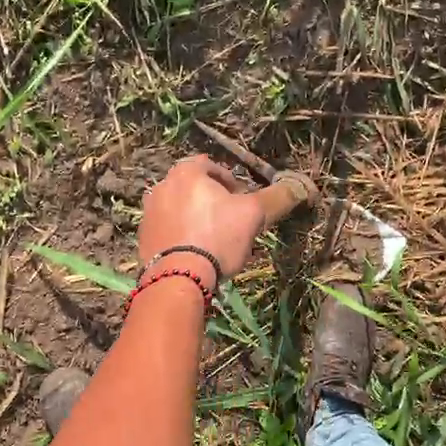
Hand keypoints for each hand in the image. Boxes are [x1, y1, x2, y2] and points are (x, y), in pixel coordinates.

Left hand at [137, 155, 265, 288]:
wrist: (177, 278)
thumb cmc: (217, 238)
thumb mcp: (253, 215)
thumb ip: (277, 197)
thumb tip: (303, 187)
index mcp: (186, 172)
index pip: (213, 166)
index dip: (232, 182)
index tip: (244, 203)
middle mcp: (162, 186)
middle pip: (195, 188)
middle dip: (213, 201)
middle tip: (231, 222)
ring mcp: (149, 212)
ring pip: (181, 209)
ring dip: (197, 218)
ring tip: (215, 241)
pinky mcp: (143, 237)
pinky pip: (168, 229)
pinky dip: (182, 235)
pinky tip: (196, 253)